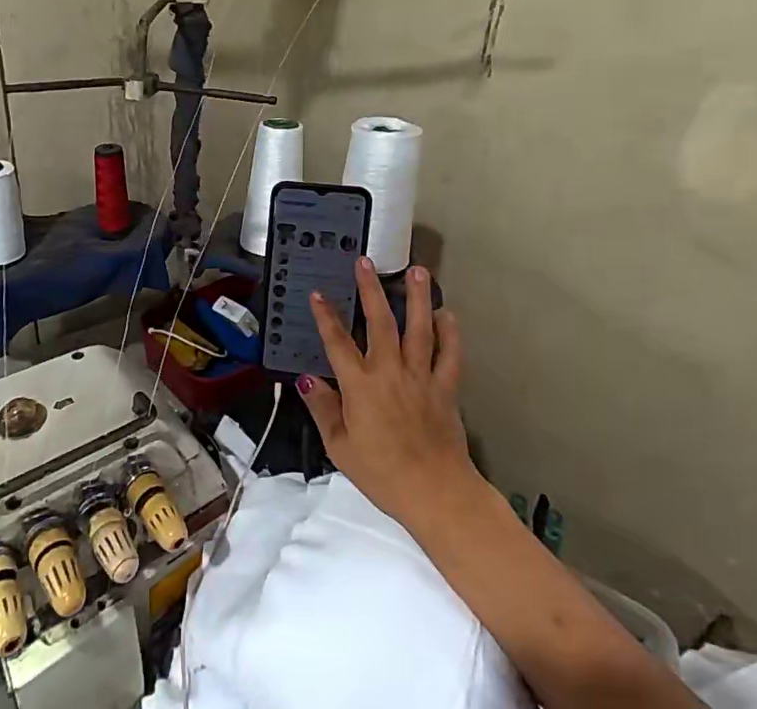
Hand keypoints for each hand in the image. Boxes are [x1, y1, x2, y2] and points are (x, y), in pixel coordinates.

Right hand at [296, 257, 477, 531]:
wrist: (438, 494)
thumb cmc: (382, 472)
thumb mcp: (339, 445)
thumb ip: (322, 408)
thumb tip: (306, 379)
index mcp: (360, 386)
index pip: (337, 342)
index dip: (325, 316)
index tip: (318, 294)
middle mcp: (391, 373)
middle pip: (380, 323)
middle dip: (370, 290)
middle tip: (365, 262)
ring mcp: (422, 379)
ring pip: (419, 330)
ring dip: (416, 298)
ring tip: (416, 271)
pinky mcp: (446, 390)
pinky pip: (449, 355)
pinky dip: (449, 333)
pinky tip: (446, 314)